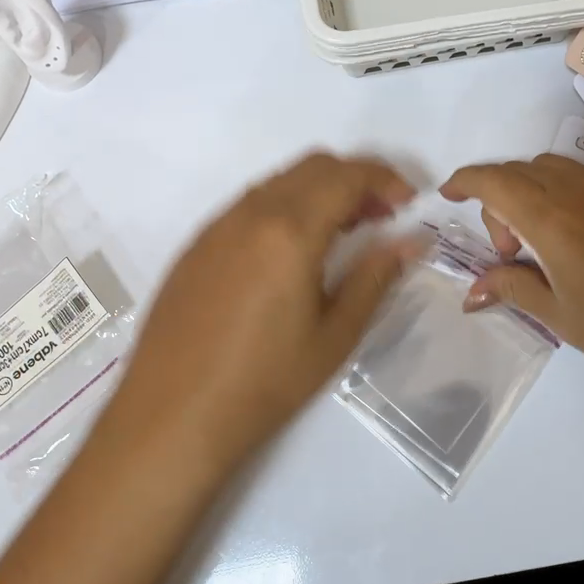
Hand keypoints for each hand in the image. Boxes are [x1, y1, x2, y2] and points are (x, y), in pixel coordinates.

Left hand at [111, 153, 423, 467]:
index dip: (386, 179)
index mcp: (290, 230)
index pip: (348, 176)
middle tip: (381, 218)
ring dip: (319, 191)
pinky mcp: (196, 245)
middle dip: (355, 179)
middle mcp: (251, 212)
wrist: (171, 417)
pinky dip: (284, 207)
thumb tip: (411, 240)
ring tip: (341, 235)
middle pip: (314, 166)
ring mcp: (217, 225)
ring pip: (280, 181)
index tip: (409, 204)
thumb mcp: (334, 335)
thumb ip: (375, 276)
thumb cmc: (264, 382)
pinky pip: (250, 204)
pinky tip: (291, 255)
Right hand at [441, 154, 583, 394]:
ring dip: (527, 193)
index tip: (446, 196)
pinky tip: (571, 241)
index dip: (464, 181)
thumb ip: (514, 290)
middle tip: (507, 253)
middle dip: (496, 199)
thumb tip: (474, 291)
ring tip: (538, 248)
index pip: (492, 180)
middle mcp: (576, 190)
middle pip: (519, 170)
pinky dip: (556, 194)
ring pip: (549, 169)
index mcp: (550, 216)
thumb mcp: (562, 316)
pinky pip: (577, 178)